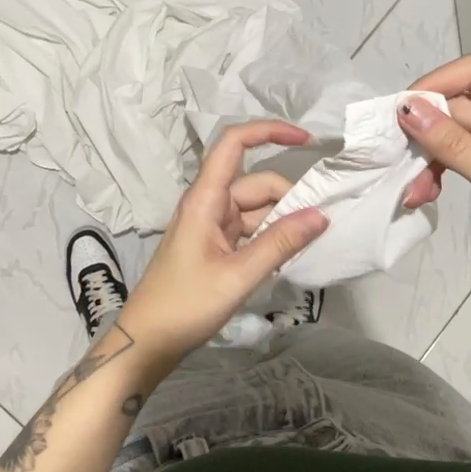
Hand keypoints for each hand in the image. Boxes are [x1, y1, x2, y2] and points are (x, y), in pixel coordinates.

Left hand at [118, 120, 328, 368]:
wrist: (147, 340)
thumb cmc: (185, 305)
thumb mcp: (238, 277)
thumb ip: (280, 244)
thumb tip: (321, 215)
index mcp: (204, 198)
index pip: (234, 143)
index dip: (268, 131)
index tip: (307, 139)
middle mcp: (208, 204)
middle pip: (257, 183)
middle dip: (290, 198)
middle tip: (322, 228)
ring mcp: (211, 225)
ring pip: (257, 208)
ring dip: (284, 221)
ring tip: (312, 245)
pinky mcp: (215, 245)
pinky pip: (251, 229)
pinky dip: (271, 237)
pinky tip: (291, 256)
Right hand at [395, 57, 470, 304]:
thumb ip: (455, 147)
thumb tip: (407, 108)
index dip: (438, 83)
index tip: (400, 108)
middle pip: (459, 104)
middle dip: (427, 130)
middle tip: (395, 155)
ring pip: (450, 132)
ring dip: (427, 157)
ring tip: (413, 188)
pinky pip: (453, 156)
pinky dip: (435, 172)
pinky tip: (423, 194)